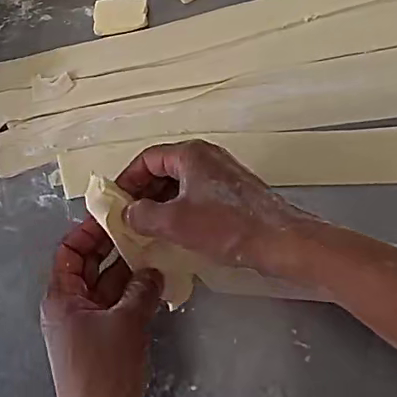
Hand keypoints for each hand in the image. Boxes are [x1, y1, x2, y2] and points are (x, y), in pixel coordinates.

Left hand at [40, 218, 161, 396]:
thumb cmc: (103, 374)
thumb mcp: (127, 324)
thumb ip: (141, 290)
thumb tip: (153, 269)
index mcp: (61, 297)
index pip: (69, 250)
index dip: (89, 230)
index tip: (115, 215)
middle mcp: (69, 306)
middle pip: (88, 264)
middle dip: (113, 246)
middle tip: (140, 227)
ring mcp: (85, 323)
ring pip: (105, 284)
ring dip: (127, 269)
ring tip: (154, 249)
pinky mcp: (101, 339)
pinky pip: (115, 303)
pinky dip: (133, 291)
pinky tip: (155, 282)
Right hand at [114, 140, 321, 277]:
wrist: (280, 242)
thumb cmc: (228, 227)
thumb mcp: (175, 223)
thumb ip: (143, 215)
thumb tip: (129, 213)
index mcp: (191, 154)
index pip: (147, 159)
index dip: (128, 180)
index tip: (116, 202)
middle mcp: (206, 157)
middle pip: (163, 169)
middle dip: (144, 194)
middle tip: (129, 219)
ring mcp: (221, 174)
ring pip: (180, 184)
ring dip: (161, 205)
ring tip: (148, 230)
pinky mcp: (233, 193)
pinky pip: (196, 195)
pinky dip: (180, 210)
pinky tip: (175, 234)